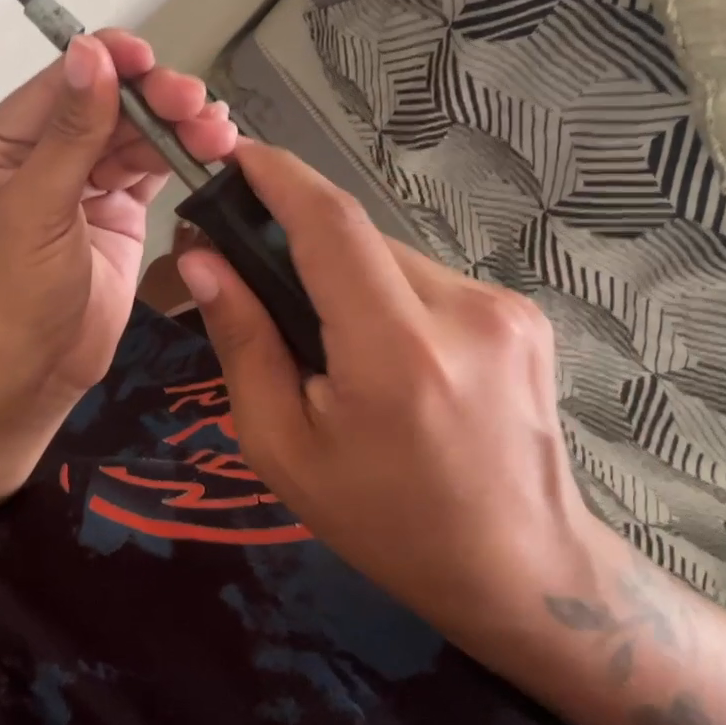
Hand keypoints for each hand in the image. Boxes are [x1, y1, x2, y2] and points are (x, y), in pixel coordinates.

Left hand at [0, 29, 235, 415]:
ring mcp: (79, 180)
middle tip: (197, 106)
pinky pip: (150, 166)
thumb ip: (69, 131)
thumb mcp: (36, 209)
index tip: (151, 61)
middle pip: (103, 104)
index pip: (58, 87)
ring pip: (133, 132)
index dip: (106, 66)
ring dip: (176, 126)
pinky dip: (180, 154)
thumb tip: (89, 49)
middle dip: (152, 100)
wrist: (36, 372)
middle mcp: (37, 153)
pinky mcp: (115, 207)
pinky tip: (212, 145)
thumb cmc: (16, 293)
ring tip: (216, 132)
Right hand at [176, 139, 592, 629]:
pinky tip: (372, 349)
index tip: (235, 154)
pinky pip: (421, 278)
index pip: (331, 226)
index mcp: (395, 352)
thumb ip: (242, 341)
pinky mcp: (521, 314)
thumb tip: (203, 261)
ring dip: (338, 273)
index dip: (279, 177)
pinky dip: (378, 292)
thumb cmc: (382, 518)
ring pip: (387, 256)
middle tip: (250, 281)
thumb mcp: (281, 443)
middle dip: (294, 245)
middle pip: (354, 239)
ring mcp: (505, 309)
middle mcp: (463, 311)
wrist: (522, 570)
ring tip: (318, 338)